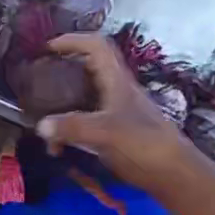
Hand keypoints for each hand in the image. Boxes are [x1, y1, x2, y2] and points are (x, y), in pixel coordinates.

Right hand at [36, 33, 203, 189]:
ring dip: (63, 107)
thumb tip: (41, 125)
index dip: (72, 40)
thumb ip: (72, 127)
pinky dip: (69, 131)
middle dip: (62, 72)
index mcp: (117, 81)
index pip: (96, 46)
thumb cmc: (145, 145)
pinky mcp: (117, 133)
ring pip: (84, 99)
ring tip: (43, 121)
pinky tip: (59, 149)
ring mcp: (117, 113)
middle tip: (39, 82)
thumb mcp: (106, 133)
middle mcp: (117, 92)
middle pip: (88, 70)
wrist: (175, 174)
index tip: (47, 48)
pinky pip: (86, 123)